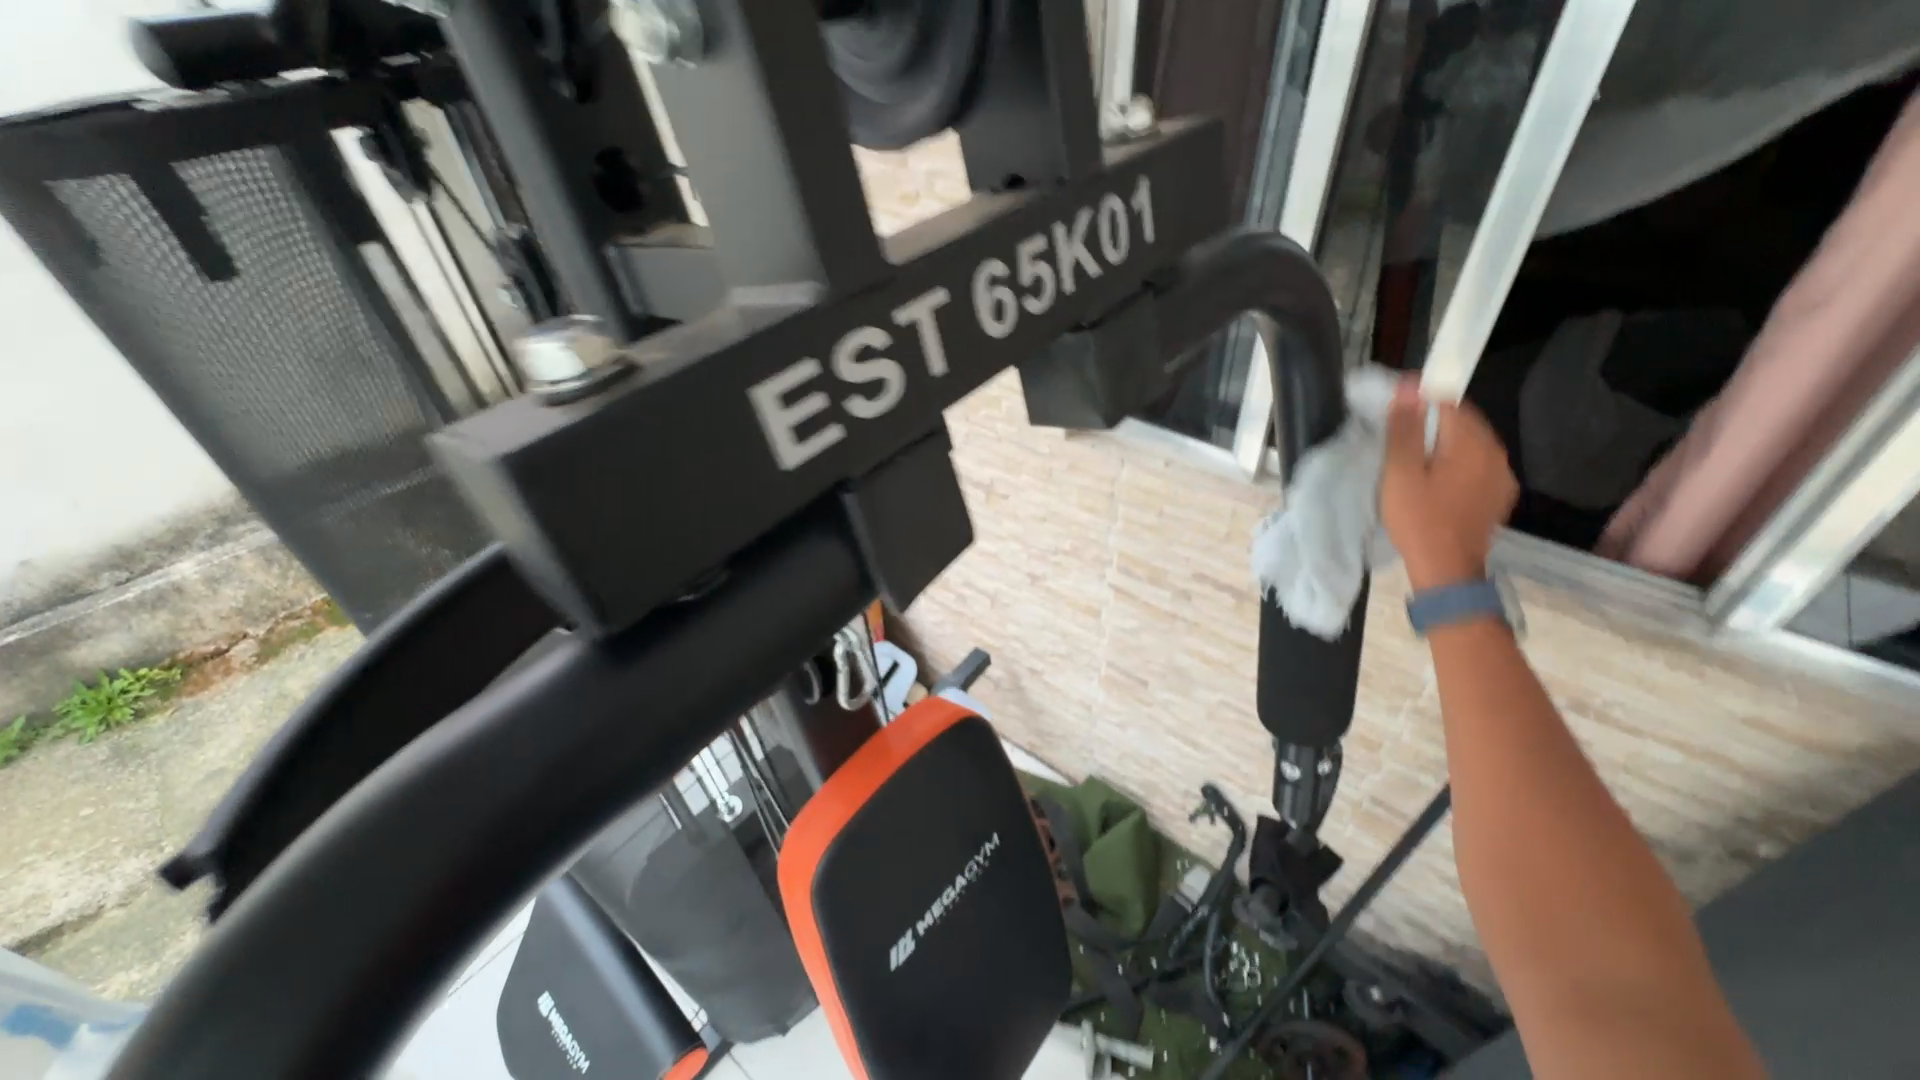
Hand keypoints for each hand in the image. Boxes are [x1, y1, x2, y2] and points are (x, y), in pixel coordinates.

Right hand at [1381, 379, 1518, 590]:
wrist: (1447, 571)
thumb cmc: (1419, 520)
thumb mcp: (1401, 473)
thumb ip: (1405, 429)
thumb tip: (1408, 388)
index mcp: (1473, 443)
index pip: (1448, 401)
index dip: (1420, 399)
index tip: (1394, 410)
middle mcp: (1496, 453)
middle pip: (1462, 421)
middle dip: (1432, 421)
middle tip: (1399, 436)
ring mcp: (1501, 476)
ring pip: (1470, 444)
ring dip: (1444, 443)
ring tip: (1414, 458)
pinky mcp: (1498, 495)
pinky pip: (1477, 465)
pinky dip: (1456, 463)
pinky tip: (1436, 480)